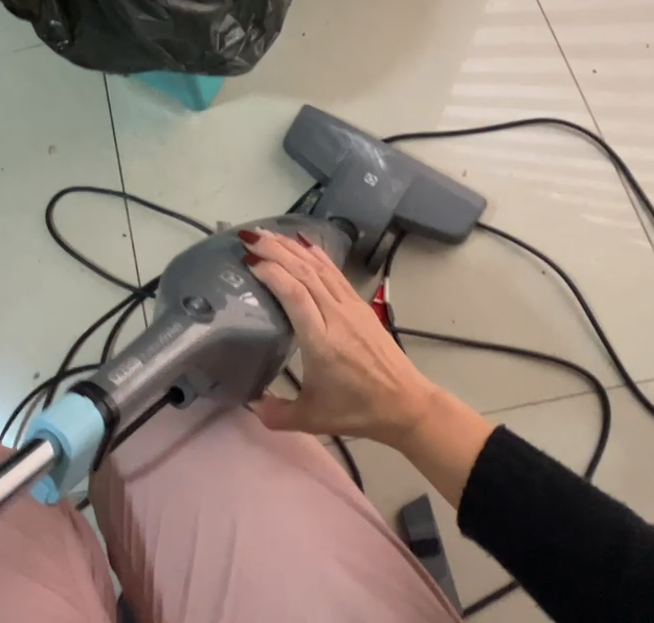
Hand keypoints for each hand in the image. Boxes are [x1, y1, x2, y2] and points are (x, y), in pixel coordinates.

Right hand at [239, 229, 439, 445]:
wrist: (406, 404)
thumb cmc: (358, 410)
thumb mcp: (311, 419)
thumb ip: (275, 413)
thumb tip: (247, 403)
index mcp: (321, 341)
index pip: (295, 294)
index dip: (272, 273)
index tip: (248, 261)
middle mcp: (336, 316)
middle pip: (304, 272)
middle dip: (275, 250)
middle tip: (248, 236)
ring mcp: (350, 307)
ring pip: (319, 268)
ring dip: (291, 248)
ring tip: (267, 234)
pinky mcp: (359, 304)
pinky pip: (334, 272)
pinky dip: (316, 254)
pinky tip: (302, 243)